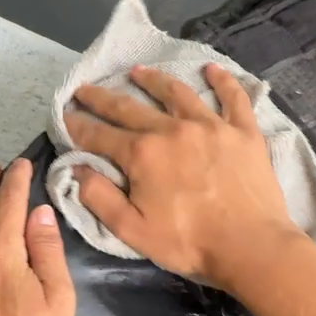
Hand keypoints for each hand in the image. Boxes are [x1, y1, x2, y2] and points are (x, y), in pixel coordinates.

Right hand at [65, 62, 305, 289]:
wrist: (251, 246)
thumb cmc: (187, 242)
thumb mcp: (130, 230)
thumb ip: (99, 197)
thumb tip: (78, 169)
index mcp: (142, 154)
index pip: (99, 135)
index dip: (77, 126)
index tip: (63, 116)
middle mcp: (172, 130)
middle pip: (129, 107)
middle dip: (102, 98)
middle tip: (84, 89)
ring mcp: (211, 126)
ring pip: (176, 92)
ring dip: (153, 79)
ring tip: (137, 71)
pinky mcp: (243, 132)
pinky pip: (232, 97)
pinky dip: (222, 80)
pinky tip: (211, 69)